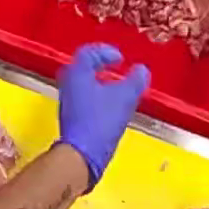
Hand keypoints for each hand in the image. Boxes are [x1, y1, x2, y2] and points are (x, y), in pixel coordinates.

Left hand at [56, 43, 149, 190]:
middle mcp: (68, 87)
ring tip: (116, 91)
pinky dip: (96, 100)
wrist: (81, 156)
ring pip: (82, 87)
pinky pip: (83, 104)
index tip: (120, 59)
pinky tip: (109, 110)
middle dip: (100, 68)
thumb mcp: (125, 97)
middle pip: (83, 69)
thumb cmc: (100, 122)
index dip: (105, 52)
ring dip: (99, 85)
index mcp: (78, 74)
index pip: (88, 52)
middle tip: (114, 70)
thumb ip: (135, 80)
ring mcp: (67, 106)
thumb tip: (141, 71)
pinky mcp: (70, 122)